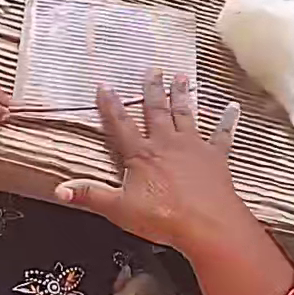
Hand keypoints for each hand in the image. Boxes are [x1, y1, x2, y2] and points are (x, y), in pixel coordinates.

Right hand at [54, 70, 255, 254]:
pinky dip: (227, 121)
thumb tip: (60, 190)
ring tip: (181, 77)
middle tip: (152, 70)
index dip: (111, 105)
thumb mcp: (119, 209)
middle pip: (156, 111)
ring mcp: (193, 147)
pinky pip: (222, 135)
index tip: (105, 85)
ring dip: (182, 96)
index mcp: (142, 154)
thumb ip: (91, 196)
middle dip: (152, 90)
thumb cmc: (163, 218)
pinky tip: (233, 108)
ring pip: (185, 115)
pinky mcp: (216, 158)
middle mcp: (167, 144)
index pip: (121, 124)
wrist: (207, 225)